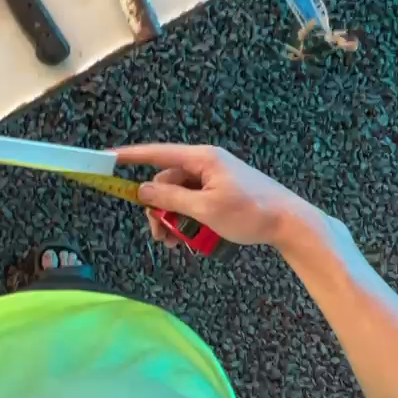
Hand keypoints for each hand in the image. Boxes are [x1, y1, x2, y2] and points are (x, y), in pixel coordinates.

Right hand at [115, 144, 326, 250]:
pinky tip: (189, 240)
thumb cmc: (250, 212)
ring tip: (175, 244)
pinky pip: (193, 203)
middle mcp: (206, 164)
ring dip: (172, 219)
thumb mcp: (205, 208)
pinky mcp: (221, 192)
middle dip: (158, 209)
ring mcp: (214, 178)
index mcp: (202, 159)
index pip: (157, 153)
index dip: (129, 156)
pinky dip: (187, 220)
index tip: (106, 157)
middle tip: (159, 236)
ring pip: (178, 196)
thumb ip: (171, 198)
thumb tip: (142, 190)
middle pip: (166, 181)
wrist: (290, 223)